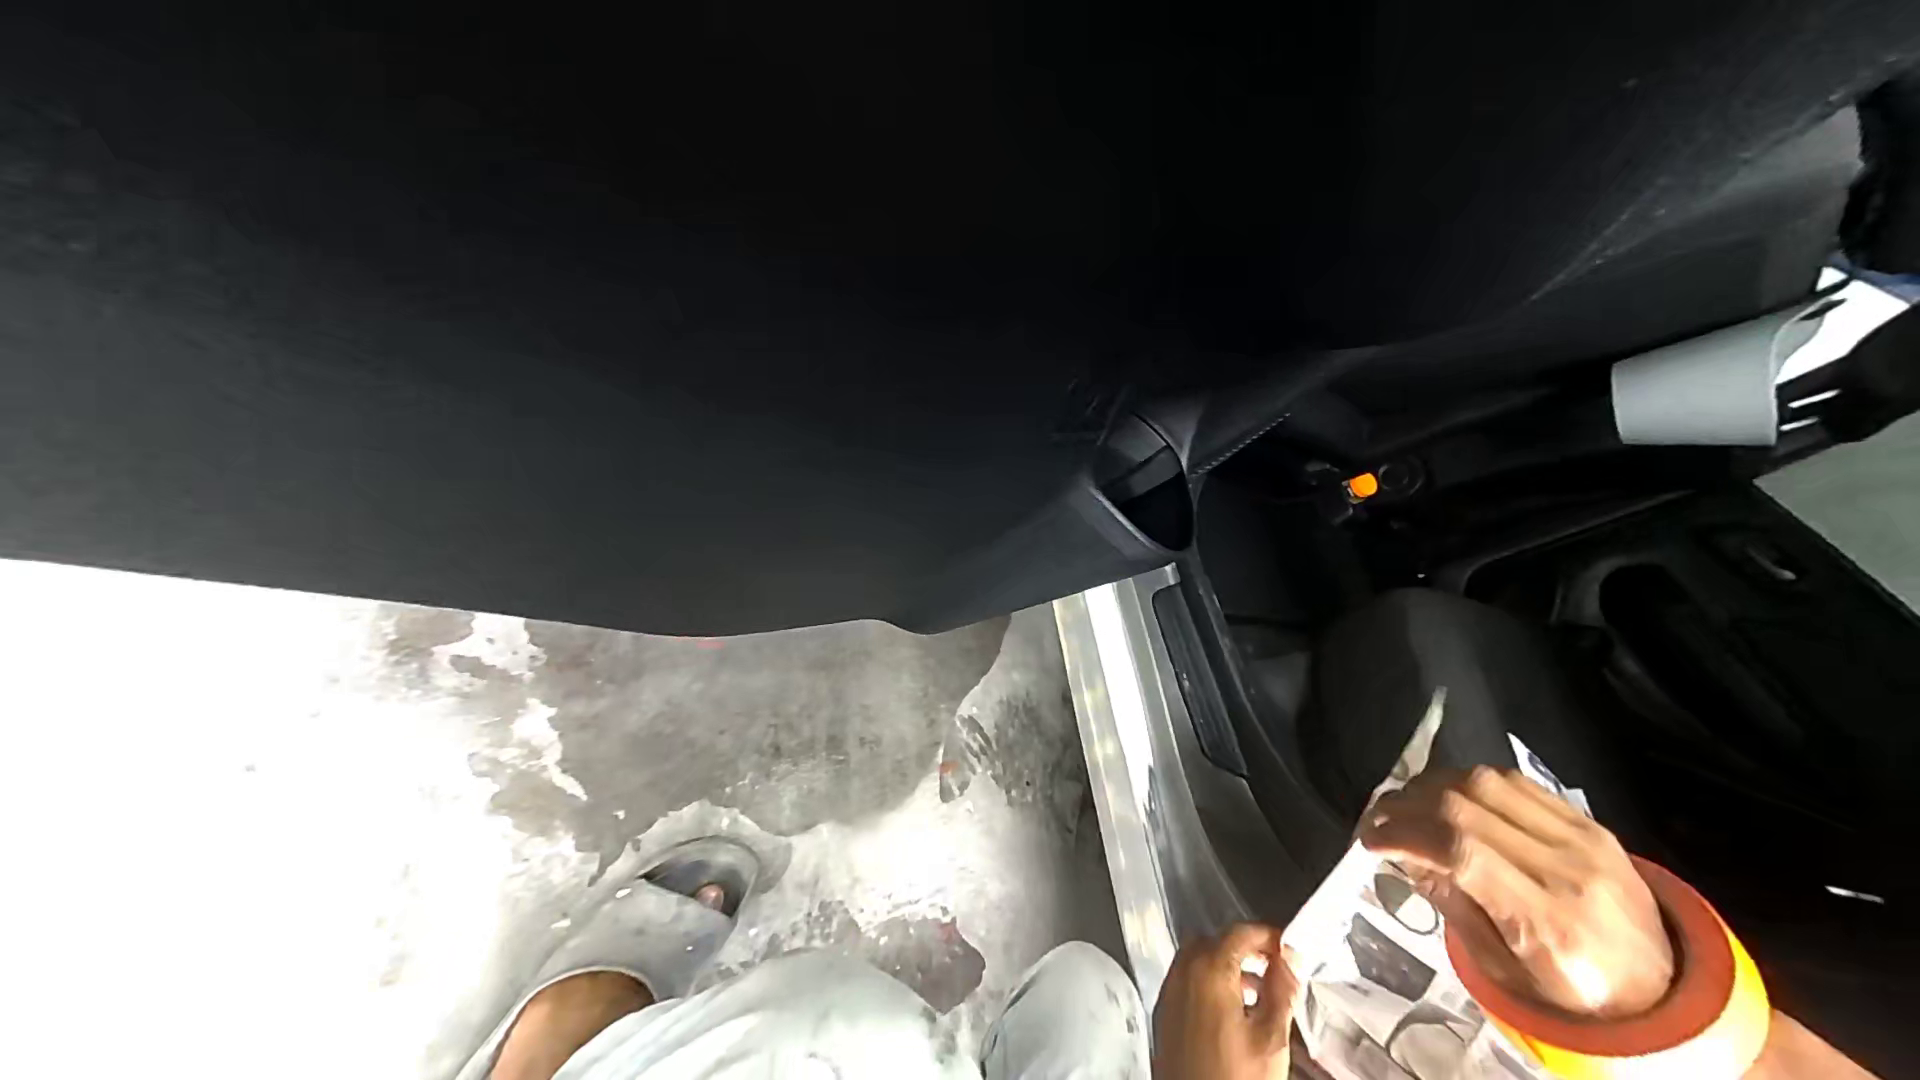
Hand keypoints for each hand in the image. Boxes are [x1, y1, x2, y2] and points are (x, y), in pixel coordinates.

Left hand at [1153, 923, 1302, 1079]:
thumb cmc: (1237, 1079)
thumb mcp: (1270, 1039)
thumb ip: (1281, 992)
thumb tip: (1291, 957)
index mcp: (1207, 968)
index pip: (1239, 933)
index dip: (1267, 935)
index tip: (1291, 947)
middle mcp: (1182, 969)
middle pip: (1216, 941)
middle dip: (1247, 948)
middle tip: (1277, 966)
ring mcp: (1170, 989)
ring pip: (1200, 959)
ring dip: (1229, 965)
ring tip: (1262, 990)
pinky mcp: (1165, 1011)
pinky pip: (1189, 980)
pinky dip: (1211, 981)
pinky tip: (1234, 1009)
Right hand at [1361, 766, 1672, 1017]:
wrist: (1665, 988)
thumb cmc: (1572, 989)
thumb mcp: (1503, 968)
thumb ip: (1450, 903)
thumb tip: (1400, 851)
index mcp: (1550, 922)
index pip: (1462, 851)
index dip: (1404, 834)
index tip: (1370, 840)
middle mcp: (1571, 871)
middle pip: (1466, 806)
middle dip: (1406, 805)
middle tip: (1379, 818)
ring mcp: (1585, 839)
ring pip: (1484, 781)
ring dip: (1429, 785)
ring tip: (1407, 804)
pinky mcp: (1588, 821)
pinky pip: (1512, 780)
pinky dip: (1464, 780)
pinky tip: (1446, 797)